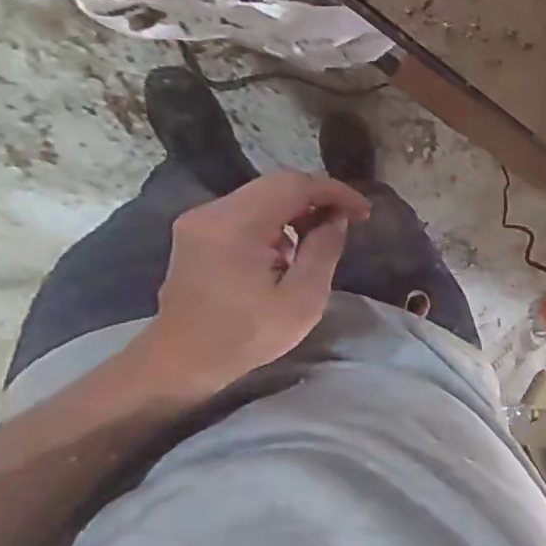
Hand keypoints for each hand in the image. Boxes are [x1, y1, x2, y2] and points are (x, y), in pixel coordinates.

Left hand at [127, 171, 369, 400]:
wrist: (182, 361)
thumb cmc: (246, 335)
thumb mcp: (302, 299)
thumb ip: (323, 250)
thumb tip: (337, 219)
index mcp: (237, 224)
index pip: (294, 185)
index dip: (335, 192)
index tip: (363, 211)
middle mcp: (212, 211)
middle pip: (276, 184)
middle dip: (318, 197)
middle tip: (348, 220)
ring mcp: (200, 220)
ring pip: (261, 195)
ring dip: (297, 208)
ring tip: (322, 235)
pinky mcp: (197, 232)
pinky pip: (245, 210)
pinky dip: (275, 219)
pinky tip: (289, 247)